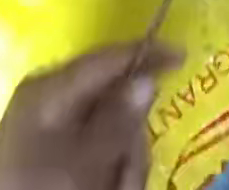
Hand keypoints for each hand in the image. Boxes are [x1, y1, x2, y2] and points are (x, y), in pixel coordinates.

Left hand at [0, 42, 182, 189]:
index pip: (107, 58)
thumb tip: (147, 78)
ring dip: (121, 166)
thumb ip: (117, 120)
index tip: (183, 55)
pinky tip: (106, 189)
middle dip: (130, 140)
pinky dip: (107, 176)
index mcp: (50, 88)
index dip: (146, 53)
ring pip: (108, 133)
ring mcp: (46, 131)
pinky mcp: (47, 161)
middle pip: (112, 100)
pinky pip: (92, 155)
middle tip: (128, 178)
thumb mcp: (82, 163)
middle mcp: (48, 100)